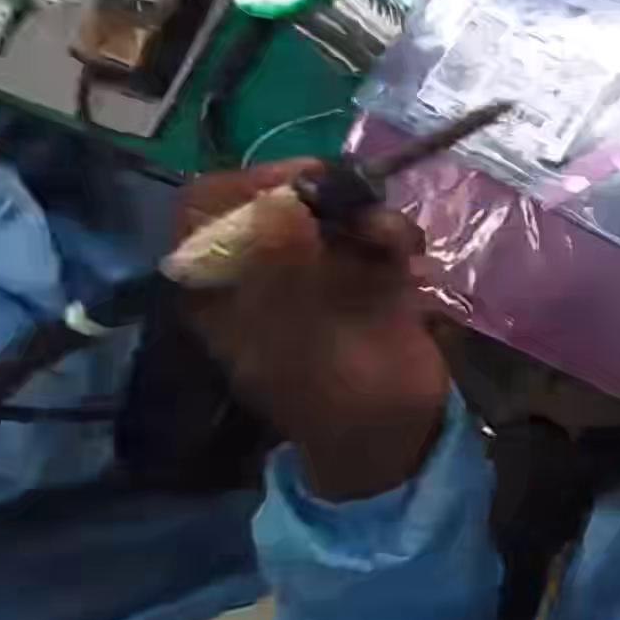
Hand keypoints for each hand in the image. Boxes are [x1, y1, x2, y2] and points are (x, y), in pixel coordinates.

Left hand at [177, 160, 449, 500]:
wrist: (393, 432)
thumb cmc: (328, 400)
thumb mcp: (294, 345)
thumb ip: (284, 274)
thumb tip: (281, 203)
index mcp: (225, 285)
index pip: (208, 210)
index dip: (246, 187)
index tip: (298, 187)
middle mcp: (270, 264)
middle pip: (280, 195)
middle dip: (321, 191)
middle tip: (359, 198)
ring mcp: (324, 264)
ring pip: (337, 207)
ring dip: (369, 212)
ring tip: (395, 241)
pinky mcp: (371, 269)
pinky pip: (380, 230)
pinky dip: (397, 233)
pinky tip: (411, 257)